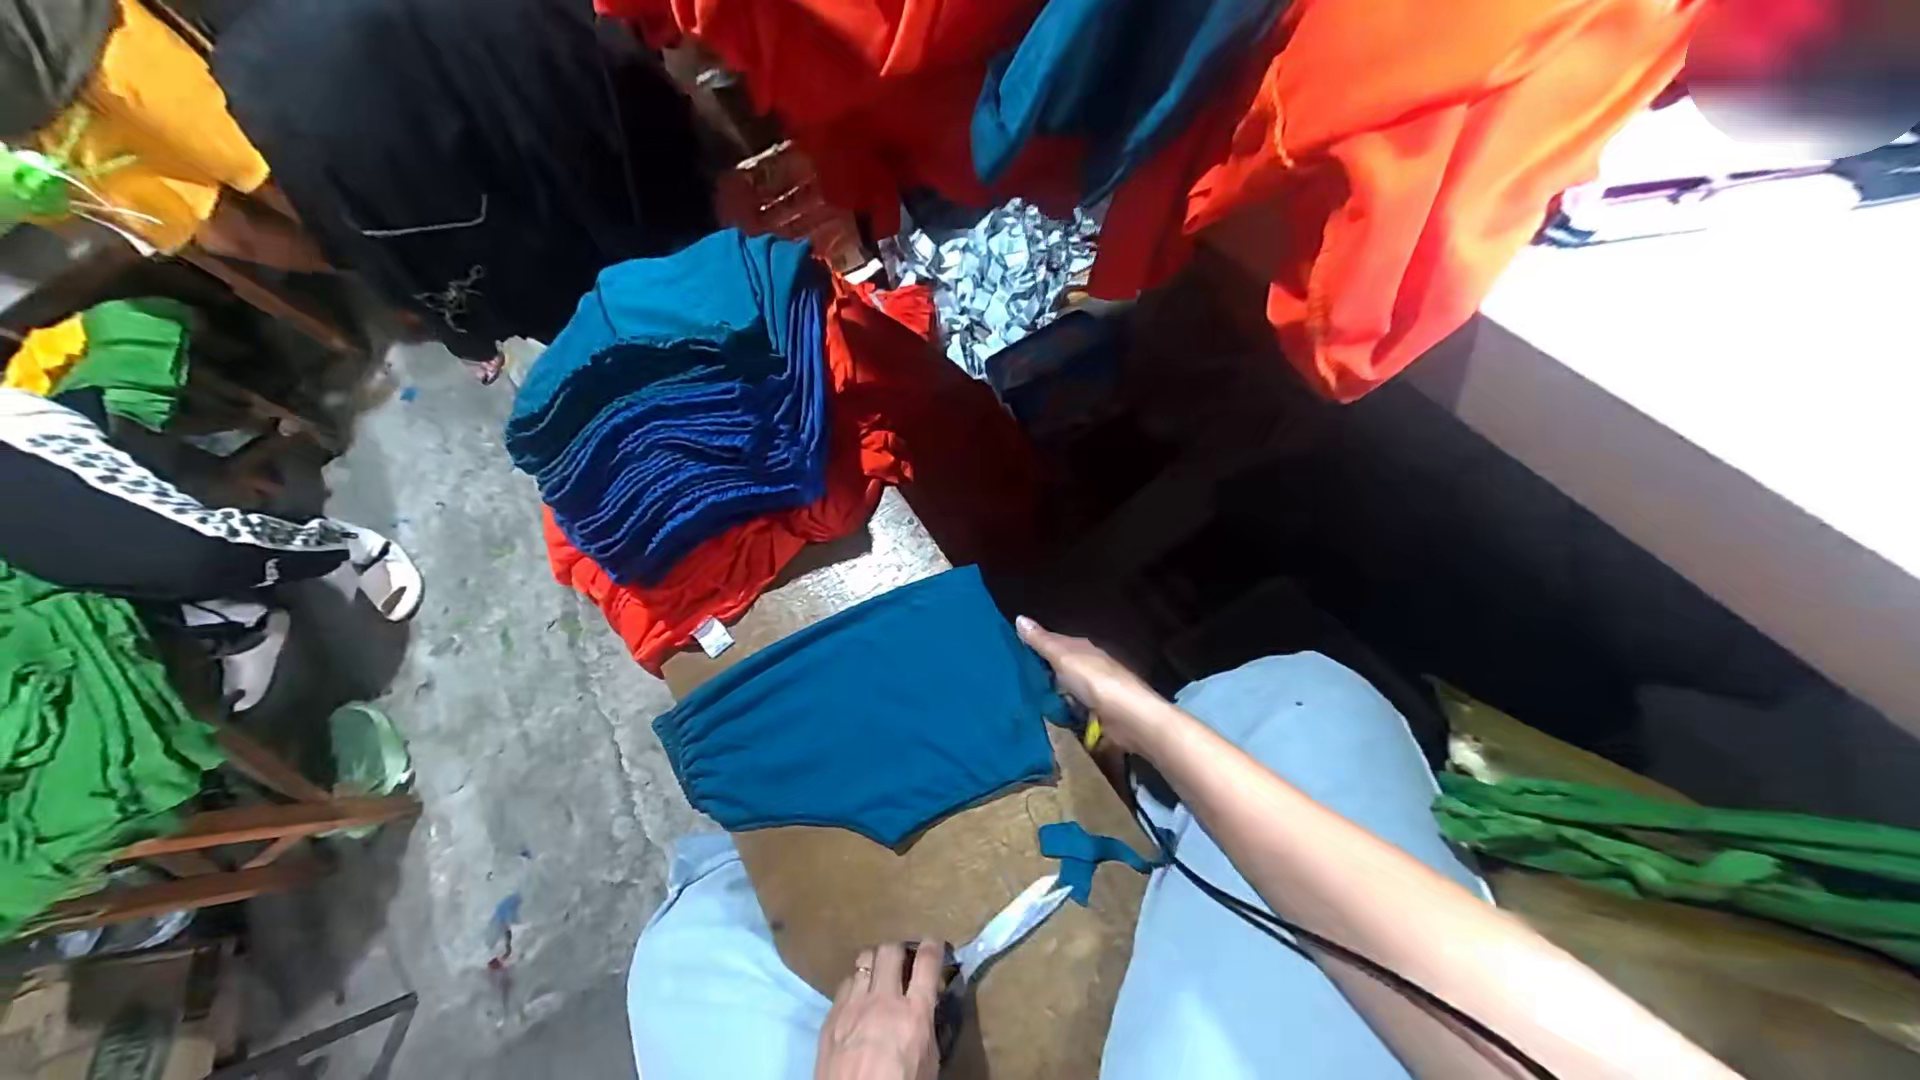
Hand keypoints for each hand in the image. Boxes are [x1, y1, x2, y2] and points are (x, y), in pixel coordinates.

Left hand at [814, 942, 944, 1079]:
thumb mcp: (927, 1066)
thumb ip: (929, 1030)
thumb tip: (929, 1006)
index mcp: (914, 1015)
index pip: (928, 962)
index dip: (933, 946)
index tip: (934, 944)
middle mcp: (883, 1001)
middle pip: (891, 950)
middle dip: (900, 951)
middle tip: (903, 962)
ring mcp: (854, 1006)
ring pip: (865, 958)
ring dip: (875, 963)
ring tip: (878, 975)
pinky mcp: (831, 1017)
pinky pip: (845, 983)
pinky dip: (855, 985)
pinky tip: (857, 1000)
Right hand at [1015, 616, 1167, 752]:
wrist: (1129, 716)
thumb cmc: (1094, 680)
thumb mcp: (1062, 657)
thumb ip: (1041, 641)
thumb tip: (1019, 617)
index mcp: (1081, 647)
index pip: (1053, 641)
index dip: (1034, 644)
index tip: (1011, 652)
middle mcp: (1089, 665)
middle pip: (1059, 666)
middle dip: (1041, 671)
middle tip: (1013, 680)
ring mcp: (1094, 690)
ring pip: (1065, 688)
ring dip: (1052, 694)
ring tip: (1025, 701)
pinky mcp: (1097, 712)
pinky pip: (1072, 708)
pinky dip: (1062, 711)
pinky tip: (1050, 716)